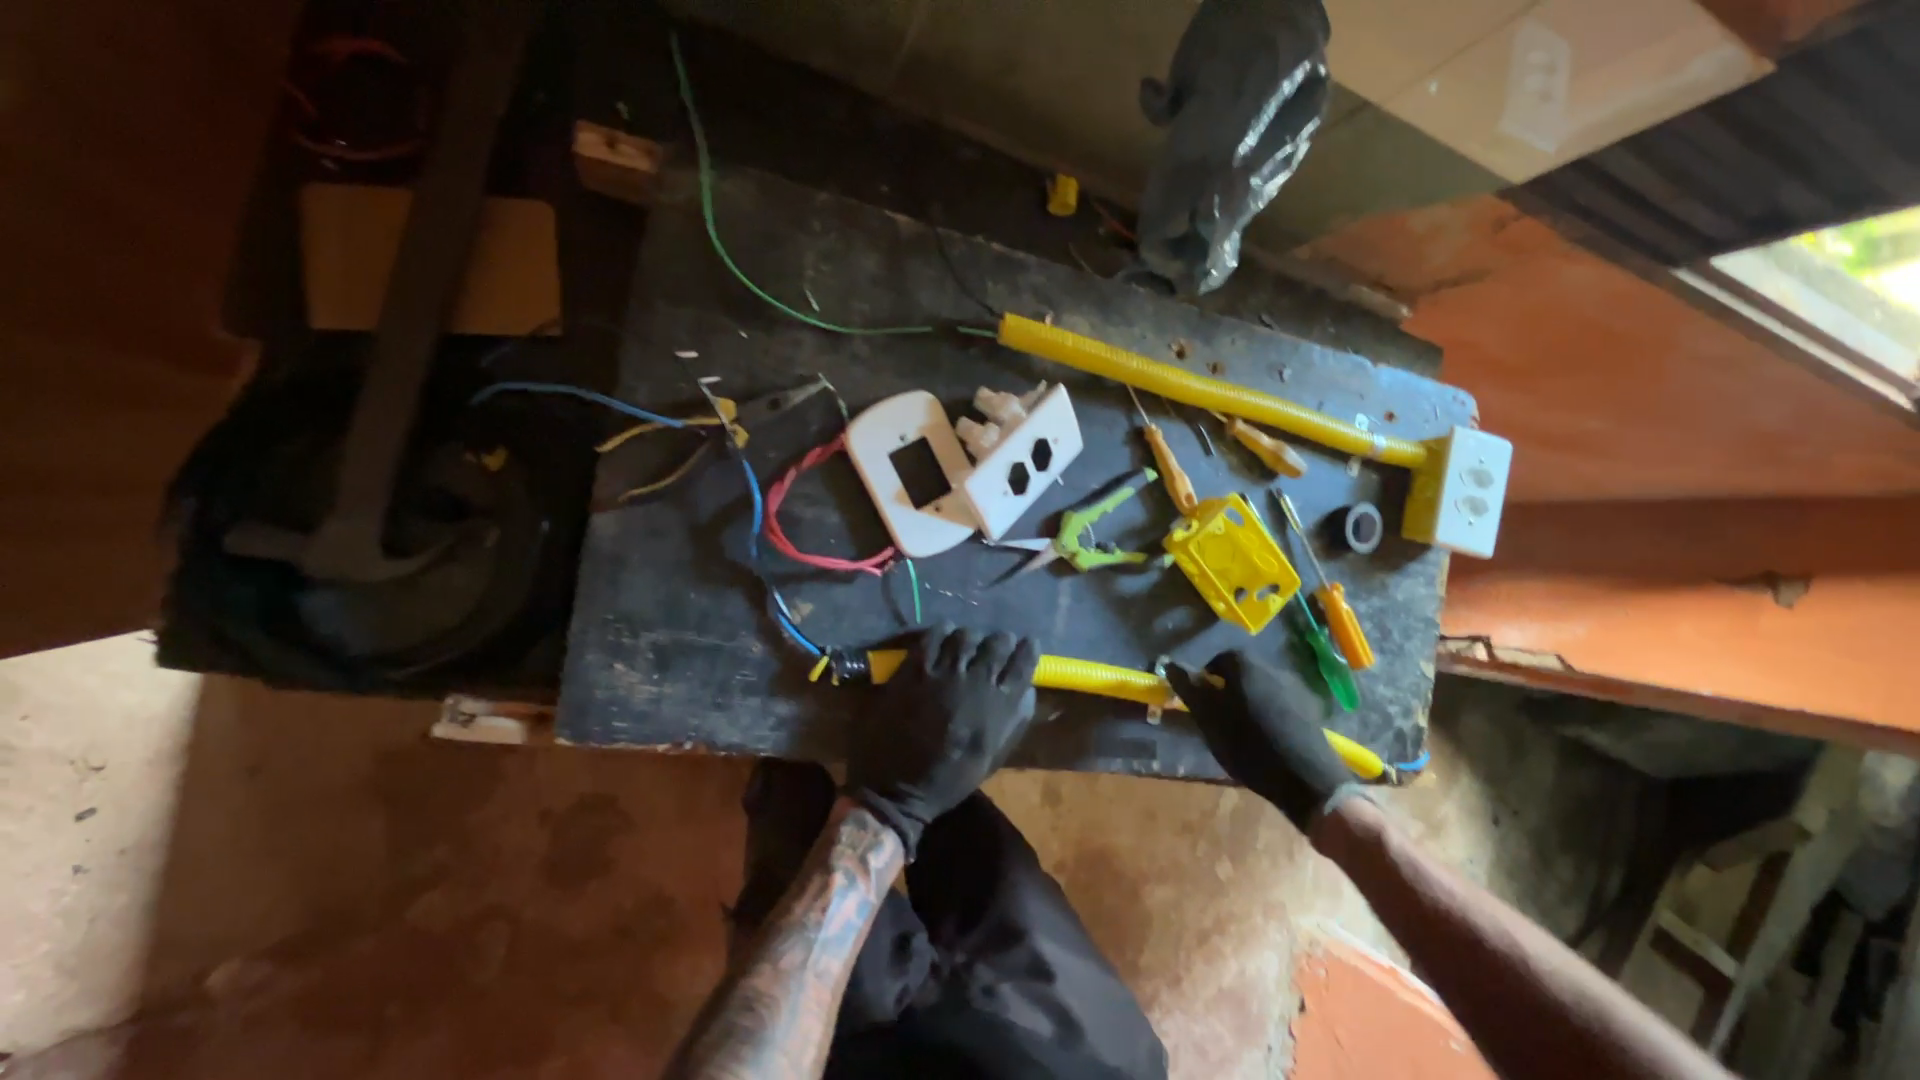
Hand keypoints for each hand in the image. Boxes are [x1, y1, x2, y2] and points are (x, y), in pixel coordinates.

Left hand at [846, 623, 1039, 856]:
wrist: (899, 789)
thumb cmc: (951, 778)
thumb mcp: (995, 754)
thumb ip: (1015, 718)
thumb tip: (1027, 687)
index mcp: (1002, 706)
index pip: (1026, 661)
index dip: (1028, 648)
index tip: (1025, 645)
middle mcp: (978, 682)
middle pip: (998, 641)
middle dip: (999, 641)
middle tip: (992, 645)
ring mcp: (944, 673)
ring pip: (965, 635)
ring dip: (969, 637)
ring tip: (964, 643)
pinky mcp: (914, 670)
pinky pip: (932, 637)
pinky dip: (940, 633)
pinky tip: (940, 638)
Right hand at [1167, 651, 1357, 829]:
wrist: (1305, 777)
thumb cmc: (1248, 743)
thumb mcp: (1208, 717)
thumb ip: (1189, 688)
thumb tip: (1169, 663)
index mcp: (1244, 664)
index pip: (1216, 661)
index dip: (1204, 682)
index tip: (1201, 706)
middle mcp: (1272, 667)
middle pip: (1240, 674)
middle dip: (1226, 693)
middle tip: (1218, 721)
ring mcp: (1295, 687)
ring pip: (1260, 689)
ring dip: (1248, 705)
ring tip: (1242, 734)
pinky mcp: (1310, 709)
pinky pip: (1279, 704)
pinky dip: (1268, 716)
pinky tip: (1266, 741)